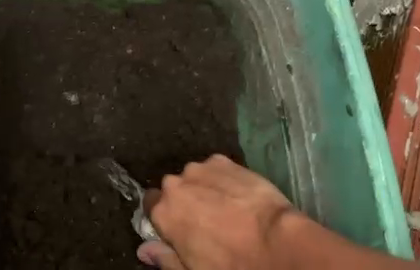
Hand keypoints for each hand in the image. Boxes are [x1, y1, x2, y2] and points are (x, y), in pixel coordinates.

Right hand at [140, 156, 413, 269]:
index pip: (149, 206)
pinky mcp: (224, 160)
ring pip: (195, 178)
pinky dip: (223, 181)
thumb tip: (144, 249)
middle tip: (206, 225)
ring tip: (226, 211)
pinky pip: (216, 170)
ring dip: (203, 190)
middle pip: (173, 190)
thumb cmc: (231, 265)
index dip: (164, 220)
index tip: (178, 232)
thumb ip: (165, 259)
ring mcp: (200, 168)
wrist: (276, 243)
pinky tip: (239, 199)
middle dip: (185, 203)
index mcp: (163, 211)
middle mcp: (175, 182)